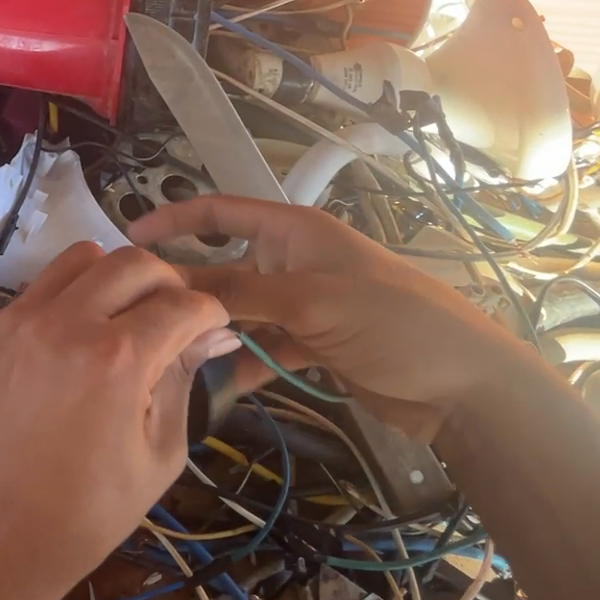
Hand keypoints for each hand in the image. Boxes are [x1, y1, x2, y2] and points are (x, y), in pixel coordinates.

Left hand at [0, 241, 235, 599]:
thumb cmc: (86, 509)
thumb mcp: (158, 454)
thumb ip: (183, 378)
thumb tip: (214, 332)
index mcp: (116, 359)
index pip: (180, 304)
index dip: (209, 311)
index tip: (213, 324)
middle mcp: (66, 321)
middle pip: (133, 263)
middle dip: (167, 281)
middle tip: (174, 314)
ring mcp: (22, 316)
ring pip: (82, 257)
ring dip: (115, 275)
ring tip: (125, 313)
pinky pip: (42, 284)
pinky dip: (71, 295)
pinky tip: (78, 334)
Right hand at [128, 196, 542, 440]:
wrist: (470, 389)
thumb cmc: (393, 321)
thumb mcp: (310, 301)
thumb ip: (238, 291)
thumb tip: (170, 285)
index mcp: (292, 230)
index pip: (219, 211)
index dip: (174, 218)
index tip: (129, 236)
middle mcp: (291, 261)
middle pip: (223, 266)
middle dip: (189, 287)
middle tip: (145, 311)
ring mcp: (301, 304)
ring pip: (239, 311)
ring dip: (213, 329)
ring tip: (174, 352)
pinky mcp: (312, 343)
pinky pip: (262, 346)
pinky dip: (242, 361)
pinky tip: (218, 384)